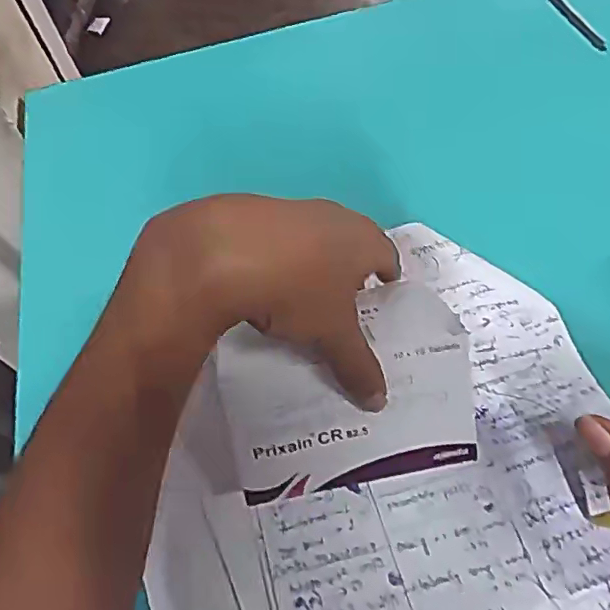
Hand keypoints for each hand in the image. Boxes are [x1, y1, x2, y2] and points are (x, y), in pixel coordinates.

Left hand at [118, 195, 398, 407]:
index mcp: (363, 239)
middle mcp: (333, 216)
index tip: (381, 299)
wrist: (222, 249)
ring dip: (309, 264)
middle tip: (343, 305)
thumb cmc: (297, 289)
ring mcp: (291, 210)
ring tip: (300, 300)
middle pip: (350, 244)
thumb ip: (356, 363)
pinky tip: (260, 284)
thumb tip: (378, 399)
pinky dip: (274, 260)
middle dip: (348, 273)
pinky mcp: (253, 212)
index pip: (387, 256)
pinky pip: (275, 241)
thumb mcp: (331, 334)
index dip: (386, 279)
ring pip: (311, 240)